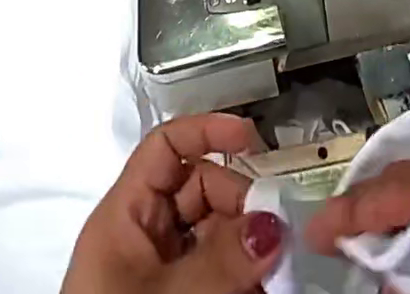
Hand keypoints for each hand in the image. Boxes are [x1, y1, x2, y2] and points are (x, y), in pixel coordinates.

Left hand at [61, 113, 287, 293]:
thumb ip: (221, 260)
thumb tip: (271, 222)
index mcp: (127, 213)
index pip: (165, 150)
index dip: (205, 132)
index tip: (252, 136)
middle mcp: (146, 234)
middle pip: (201, 193)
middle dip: (242, 206)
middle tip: (280, 240)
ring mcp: (165, 271)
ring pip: (217, 238)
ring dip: (251, 251)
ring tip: (282, 274)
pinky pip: (220, 276)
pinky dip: (245, 282)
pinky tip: (268, 290)